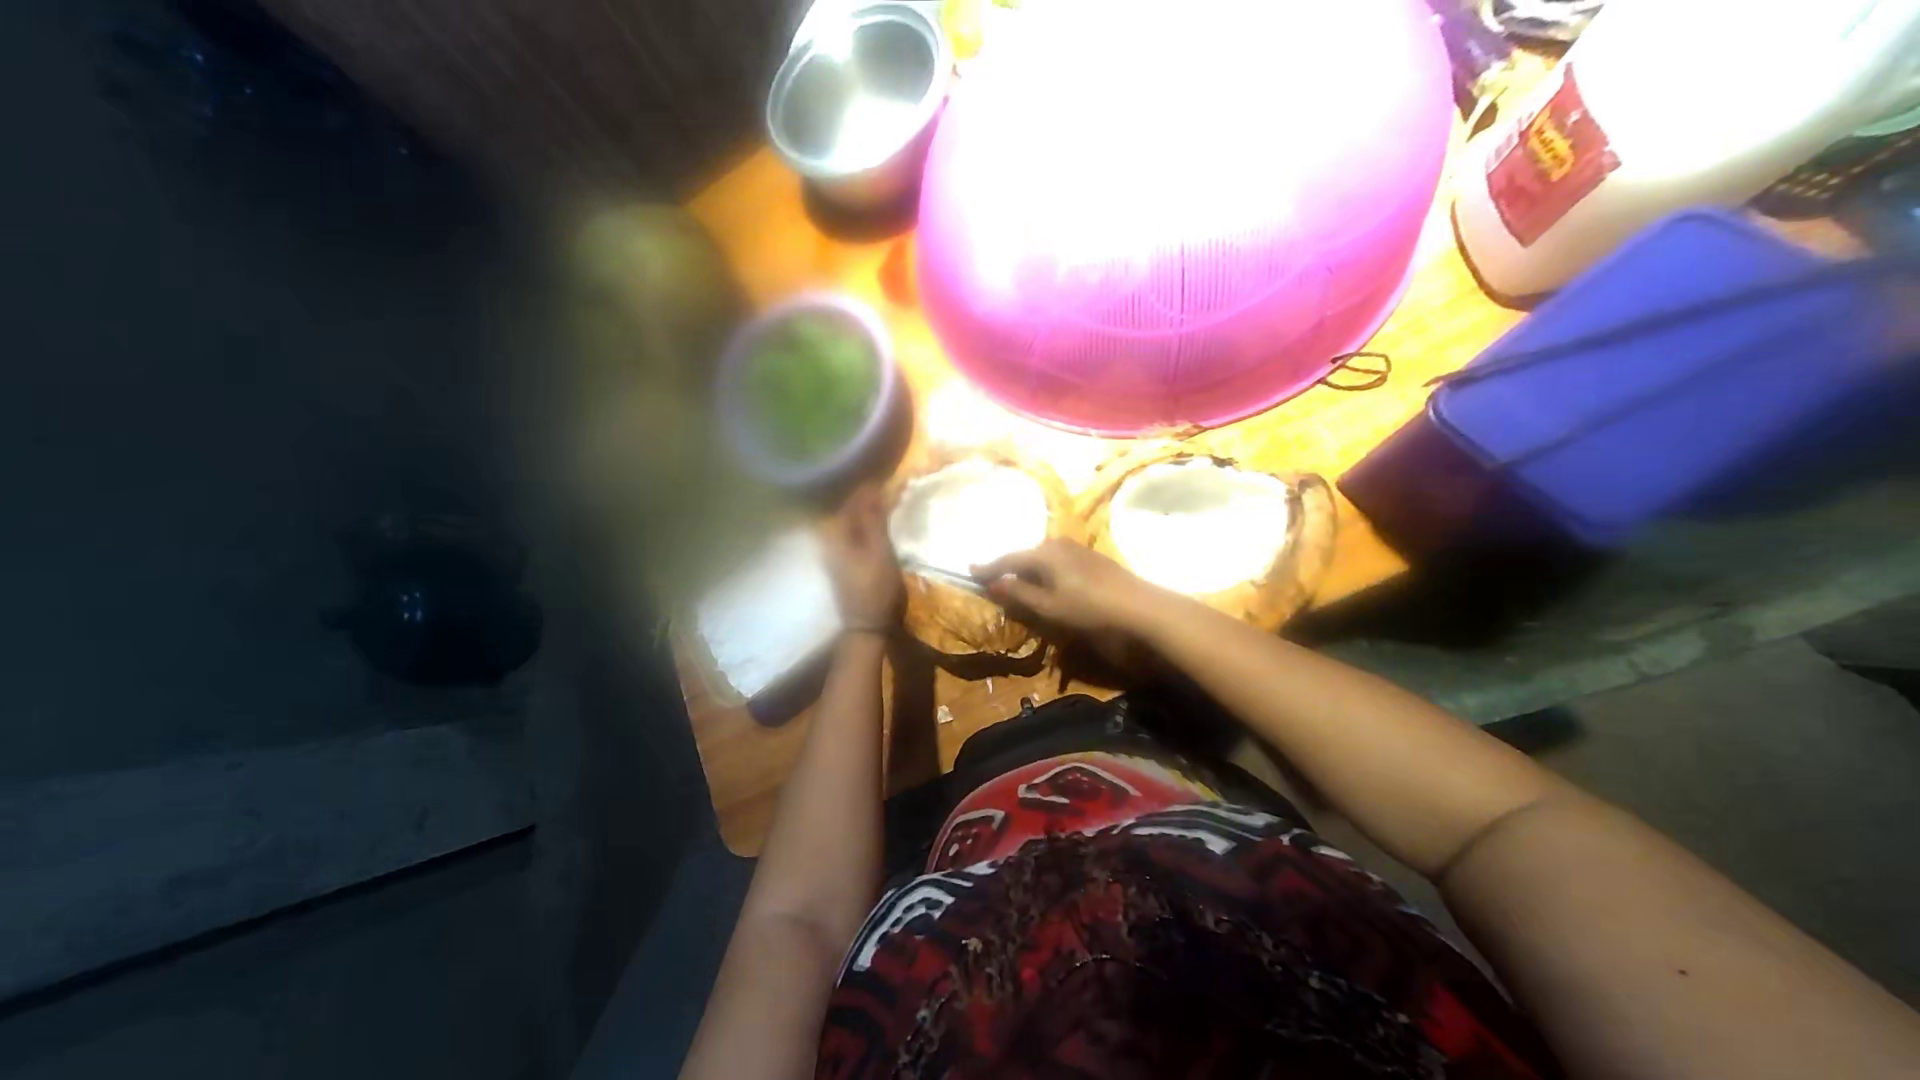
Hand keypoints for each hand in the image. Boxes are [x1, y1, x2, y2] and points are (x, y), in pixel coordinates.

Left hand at [823, 485, 902, 633]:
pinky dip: (867, 529)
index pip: (852, 500)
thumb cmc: (876, 588)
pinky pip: (854, 536)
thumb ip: (874, 519)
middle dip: (869, 500)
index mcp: (834, 534)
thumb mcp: (880, 551)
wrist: (866, 627)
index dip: (870, 489)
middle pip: (849, 511)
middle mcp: (828, 540)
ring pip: (852, 523)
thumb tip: (872, 487)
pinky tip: (880, 528)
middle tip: (893, 492)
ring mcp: (833, 553)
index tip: (891, 481)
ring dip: (869, 514)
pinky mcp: (842, 563)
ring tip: (890, 506)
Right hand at [972, 540, 1162, 640]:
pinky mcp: (1090, 557)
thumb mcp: (1048, 606)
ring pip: (1042, 557)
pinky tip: (1047, 583)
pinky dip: (1045, 571)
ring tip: (1017, 583)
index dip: (989, 568)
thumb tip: (994, 582)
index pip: (1008, 559)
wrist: (1137, 605)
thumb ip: (1019, 593)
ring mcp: (1076, 548)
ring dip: (1028, 570)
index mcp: (1043, 553)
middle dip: (1008, 568)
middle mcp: (1057, 543)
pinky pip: (1056, 560)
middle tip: (993, 580)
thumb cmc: (1087, 608)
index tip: (970, 572)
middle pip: (1025, 555)